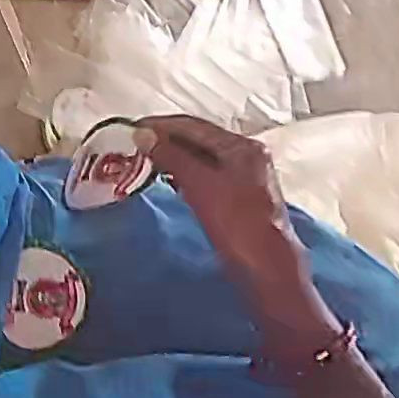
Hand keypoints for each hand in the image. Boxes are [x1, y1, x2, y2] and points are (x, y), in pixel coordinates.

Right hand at [134, 115, 336, 341]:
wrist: (268, 272)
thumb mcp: (199, 185)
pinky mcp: (239, 195)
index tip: (130, 129)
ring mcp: (244, 175)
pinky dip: (183, 172)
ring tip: (144, 159)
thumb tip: (142, 134)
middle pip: (197, 138)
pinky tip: (166, 177)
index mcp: (240, 145)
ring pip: (200, 156)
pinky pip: (205, 173)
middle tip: (134, 144)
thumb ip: (170, 155)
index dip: (159, 126)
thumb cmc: (236, 224)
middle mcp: (245, 154)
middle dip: (165, 140)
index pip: (192, 125)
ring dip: (172, 156)